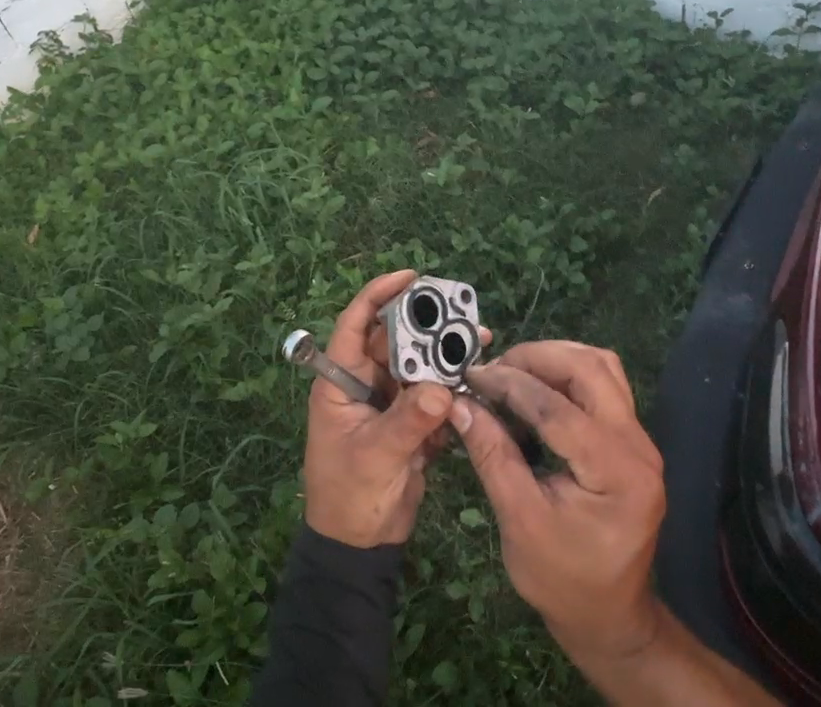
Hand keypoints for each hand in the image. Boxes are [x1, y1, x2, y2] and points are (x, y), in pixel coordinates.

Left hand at [303, 270, 462, 547]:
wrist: (360, 545)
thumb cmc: (350, 496)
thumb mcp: (375, 456)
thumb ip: (407, 422)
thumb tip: (441, 389)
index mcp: (340, 383)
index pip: (355, 325)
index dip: (379, 295)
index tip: (411, 276)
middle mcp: (364, 385)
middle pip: (395, 342)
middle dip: (426, 326)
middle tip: (461, 314)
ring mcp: (389, 404)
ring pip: (418, 366)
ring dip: (445, 356)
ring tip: (479, 342)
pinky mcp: (411, 424)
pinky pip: (433, 395)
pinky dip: (453, 388)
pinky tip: (478, 381)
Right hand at [453, 340, 666, 661]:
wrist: (608, 612)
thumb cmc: (561, 577)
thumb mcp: (518, 520)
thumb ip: (492, 455)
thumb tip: (458, 403)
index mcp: (616, 473)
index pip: (558, 408)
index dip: (510, 385)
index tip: (470, 376)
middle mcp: (638, 446)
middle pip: (590, 369)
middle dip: (536, 358)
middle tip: (491, 369)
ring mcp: (640, 440)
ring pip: (602, 368)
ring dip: (555, 359)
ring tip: (510, 372)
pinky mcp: (631, 439)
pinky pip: (604, 385)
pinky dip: (567, 374)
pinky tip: (534, 388)